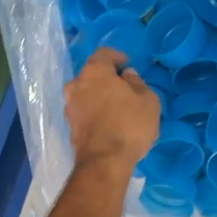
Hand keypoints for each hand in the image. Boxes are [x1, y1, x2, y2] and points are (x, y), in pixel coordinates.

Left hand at [65, 48, 159, 172]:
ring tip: (116, 108)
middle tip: (123, 88)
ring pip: (85, 94)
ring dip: (98, 97)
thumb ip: (137, 82)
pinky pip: (84, 112)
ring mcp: (70, 107)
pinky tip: (108, 123)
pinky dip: (94, 113)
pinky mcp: (70, 128)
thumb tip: (127, 75)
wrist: (104, 162)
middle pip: (91, 75)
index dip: (117, 57)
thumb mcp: (147, 100)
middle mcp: (76, 85)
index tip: (127, 64)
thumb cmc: (129, 124)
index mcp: (94, 71)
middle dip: (106, 79)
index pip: (103, 54)